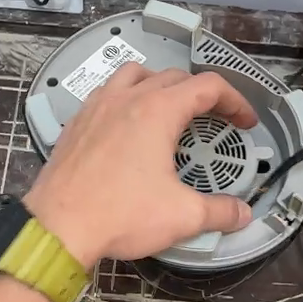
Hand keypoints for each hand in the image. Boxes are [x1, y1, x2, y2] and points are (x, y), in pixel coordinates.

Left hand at [25, 65, 255, 264]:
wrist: (58, 228)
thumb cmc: (119, 214)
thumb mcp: (182, 216)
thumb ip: (220, 212)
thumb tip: (242, 214)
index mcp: (158, 111)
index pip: (208, 87)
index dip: (235, 100)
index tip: (244, 121)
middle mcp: (127, 99)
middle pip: (174, 77)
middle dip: (202, 94)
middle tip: (215, 118)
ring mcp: (98, 107)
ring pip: (135, 74)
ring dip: (160, 84)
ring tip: (170, 107)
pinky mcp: (77, 123)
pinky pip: (106, 93)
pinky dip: (126, 97)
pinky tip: (128, 124)